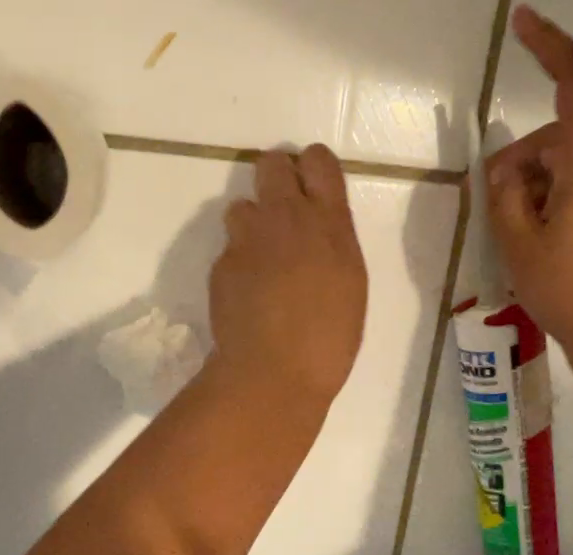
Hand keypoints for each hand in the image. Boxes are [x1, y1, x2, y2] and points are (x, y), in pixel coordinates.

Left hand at [208, 146, 368, 404]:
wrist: (273, 375)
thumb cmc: (328, 343)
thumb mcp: (350, 286)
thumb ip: (334, 246)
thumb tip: (319, 235)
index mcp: (330, 223)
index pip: (318, 160)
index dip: (312, 169)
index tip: (313, 190)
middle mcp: (287, 218)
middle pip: (272, 164)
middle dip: (276, 180)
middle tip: (283, 216)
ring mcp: (248, 239)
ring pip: (242, 206)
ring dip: (252, 225)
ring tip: (262, 262)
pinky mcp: (222, 264)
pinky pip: (229, 249)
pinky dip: (237, 264)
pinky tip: (247, 295)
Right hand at [488, 6, 572, 362]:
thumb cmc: (570, 291)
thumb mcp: (520, 246)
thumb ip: (505, 199)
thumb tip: (504, 173)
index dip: (549, 44)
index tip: (521, 21)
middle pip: (559, 138)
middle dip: (519, 162)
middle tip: (491, 209)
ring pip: (568, 170)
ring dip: (534, 191)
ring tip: (514, 242)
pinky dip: (554, 207)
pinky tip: (539, 251)